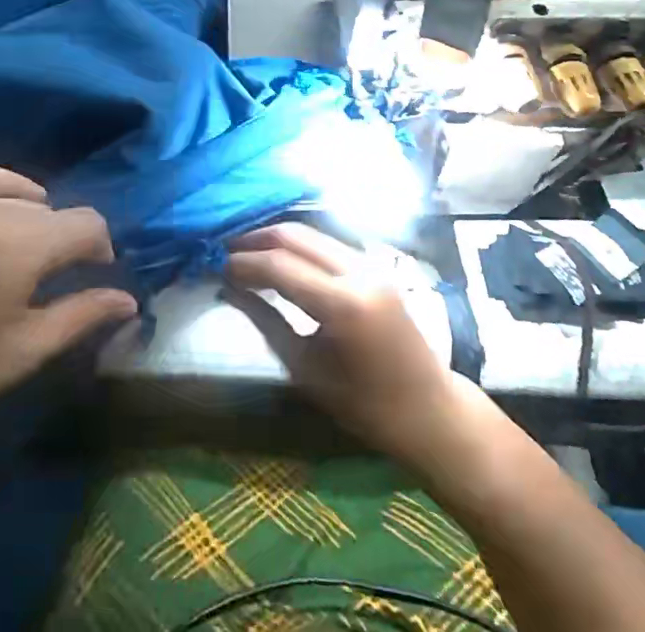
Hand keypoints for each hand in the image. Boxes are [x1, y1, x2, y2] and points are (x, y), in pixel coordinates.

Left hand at [0, 164, 137, 491]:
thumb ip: (79, 317)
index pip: (86, 223)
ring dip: (35, 216)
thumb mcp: (18, 354)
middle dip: (66, 239)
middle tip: (59, 281)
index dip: (102, 248)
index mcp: (19, 245)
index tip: (98, 278)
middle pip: (52, 209)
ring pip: (16, 193)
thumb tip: (128, 299)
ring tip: (28, 252)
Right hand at [225, 223, 498, 470]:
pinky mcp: (377, 267)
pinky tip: (280, 258)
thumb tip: (228, 288)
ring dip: (278, 238)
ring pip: (313, 234)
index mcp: (343, 304)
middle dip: (256, 239)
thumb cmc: (364, 405)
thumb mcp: (305, 368)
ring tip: (246, 252)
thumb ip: (265, 321)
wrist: (429, 410)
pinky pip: (329, 244)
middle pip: (296, 236)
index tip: (215, 268)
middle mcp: (360, 272)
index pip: (279, 266)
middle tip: (225, 251)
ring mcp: (373, 265)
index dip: (243, 263)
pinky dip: (300, 246)